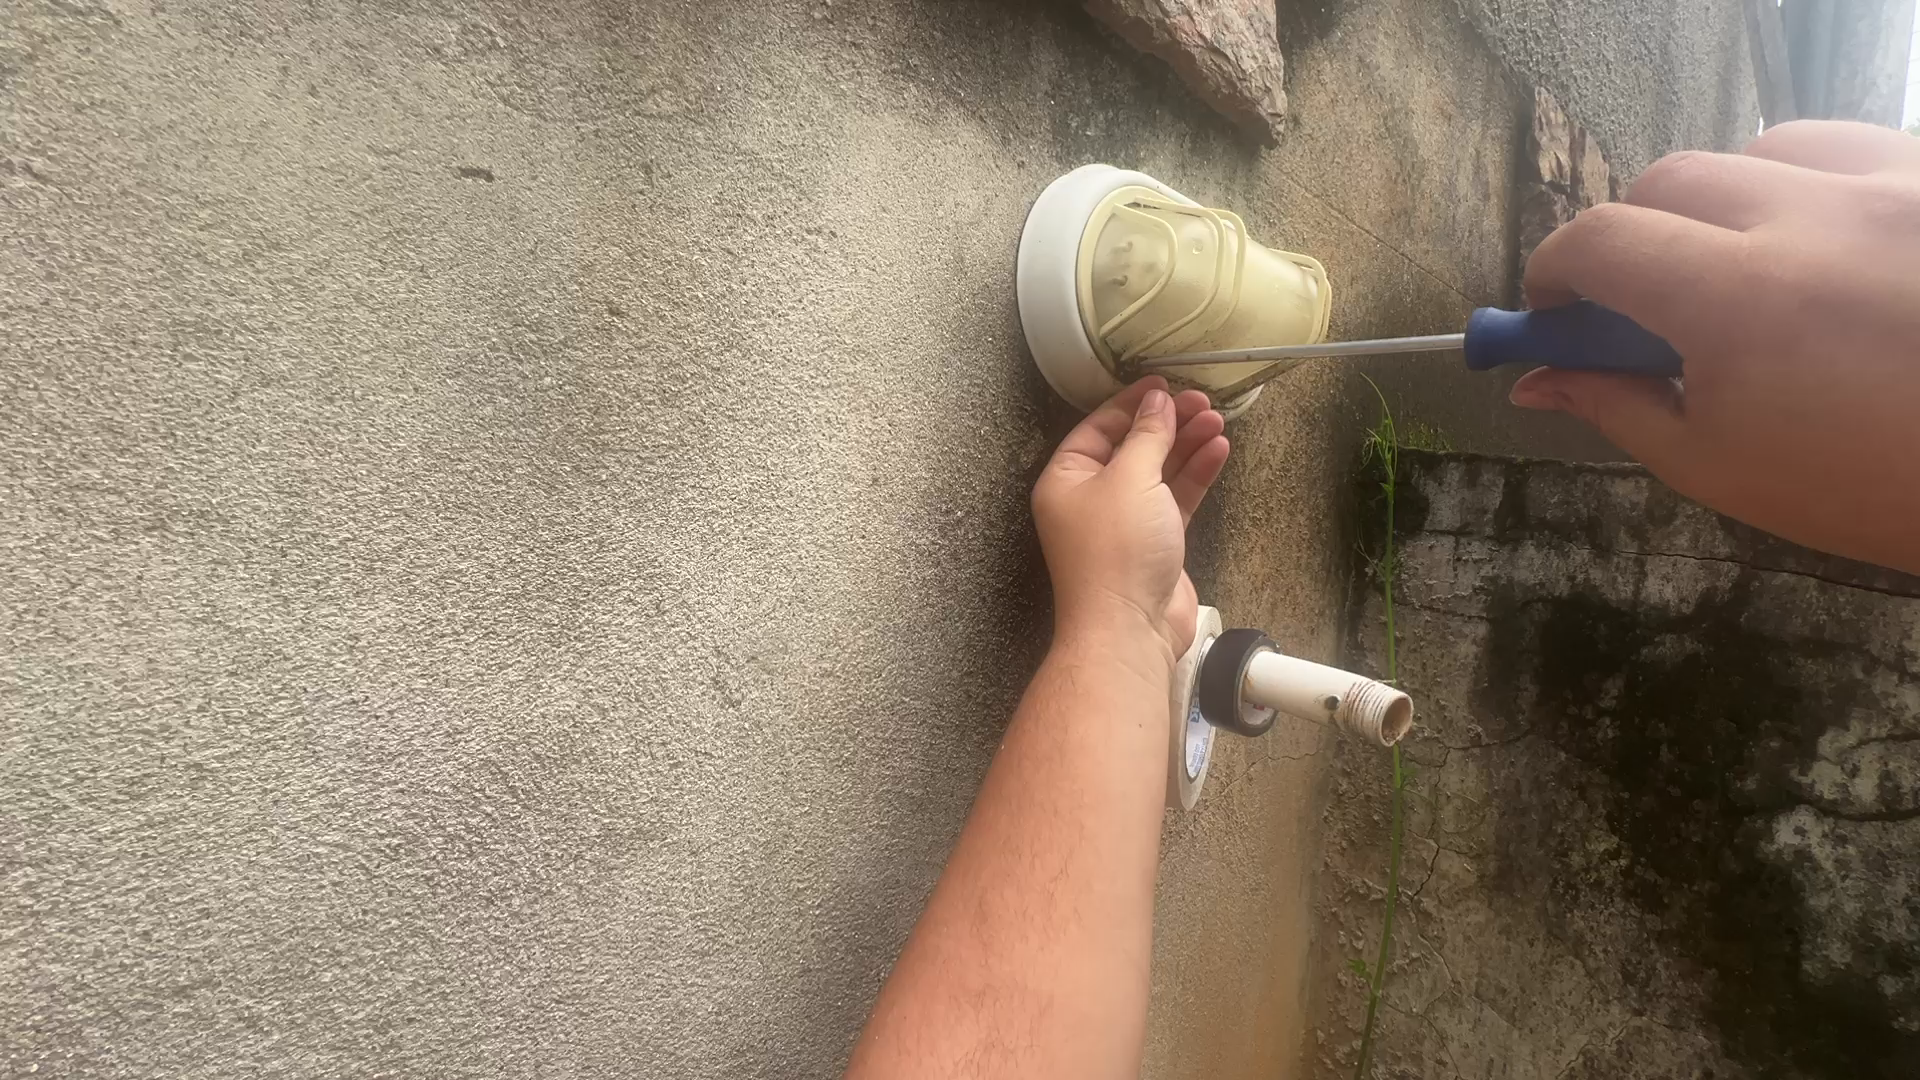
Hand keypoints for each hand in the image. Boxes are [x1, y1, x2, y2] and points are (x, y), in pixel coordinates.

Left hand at [1032, 378, 1228, 657]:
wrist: (1129, 626)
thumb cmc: (1116, 550)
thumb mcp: (1129, 479)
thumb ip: (1146, 437)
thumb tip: (1156, 403)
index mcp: (1066, 479)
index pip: (1097, 428)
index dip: (1131, 403)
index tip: (1163, 383)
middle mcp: (1090, 498)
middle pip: (1131, 447)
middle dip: (1166, 423)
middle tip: (1201, 400)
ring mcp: (1123, 521)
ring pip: (1157, 472)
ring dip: (1186, 446)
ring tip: (1217, 419)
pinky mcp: (1153, 541)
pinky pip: (1174, 498)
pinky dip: (1194, 475)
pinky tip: (1217, 451)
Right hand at [1512, 121, 1919, 573]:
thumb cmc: (1861, 484)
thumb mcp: (1706, 460)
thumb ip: (1610, 403)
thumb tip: (1532, 384)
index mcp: (1742, 297)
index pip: (1600, 239)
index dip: (1550, 267)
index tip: (1550, 309)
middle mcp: (1827, 216)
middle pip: (1670, 180)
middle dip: (1624, 236)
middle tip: (1632, 297)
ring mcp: (1912, 187)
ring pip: (1769, 149)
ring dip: (1719, 202)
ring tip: (1734, 265)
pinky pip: (1862, 152)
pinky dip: (1808, 190)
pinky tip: (1821, 252)